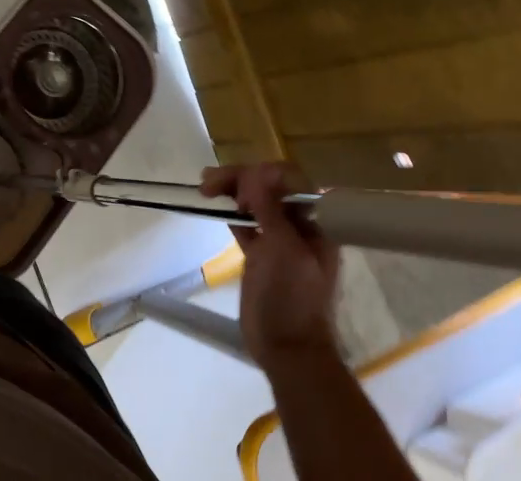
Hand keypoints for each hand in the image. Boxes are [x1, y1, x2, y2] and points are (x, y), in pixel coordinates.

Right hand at [200, 163, 339, 370]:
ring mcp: (279, 241)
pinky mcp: (260, 255)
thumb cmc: (292, 298)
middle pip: (268, 190)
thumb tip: (257, 171)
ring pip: (254, 205)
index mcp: (316, 223)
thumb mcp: (284, 250)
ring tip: (204, 187)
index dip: (261, 174)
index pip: (289, 182)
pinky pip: (245, 224)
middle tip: (208, 181)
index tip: (236, 181)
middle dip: (240, 179)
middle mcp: (299, 227)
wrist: (287, 348)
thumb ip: (270, 210)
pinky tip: (214, 206)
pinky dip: (230, 213)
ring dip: (231, 192)